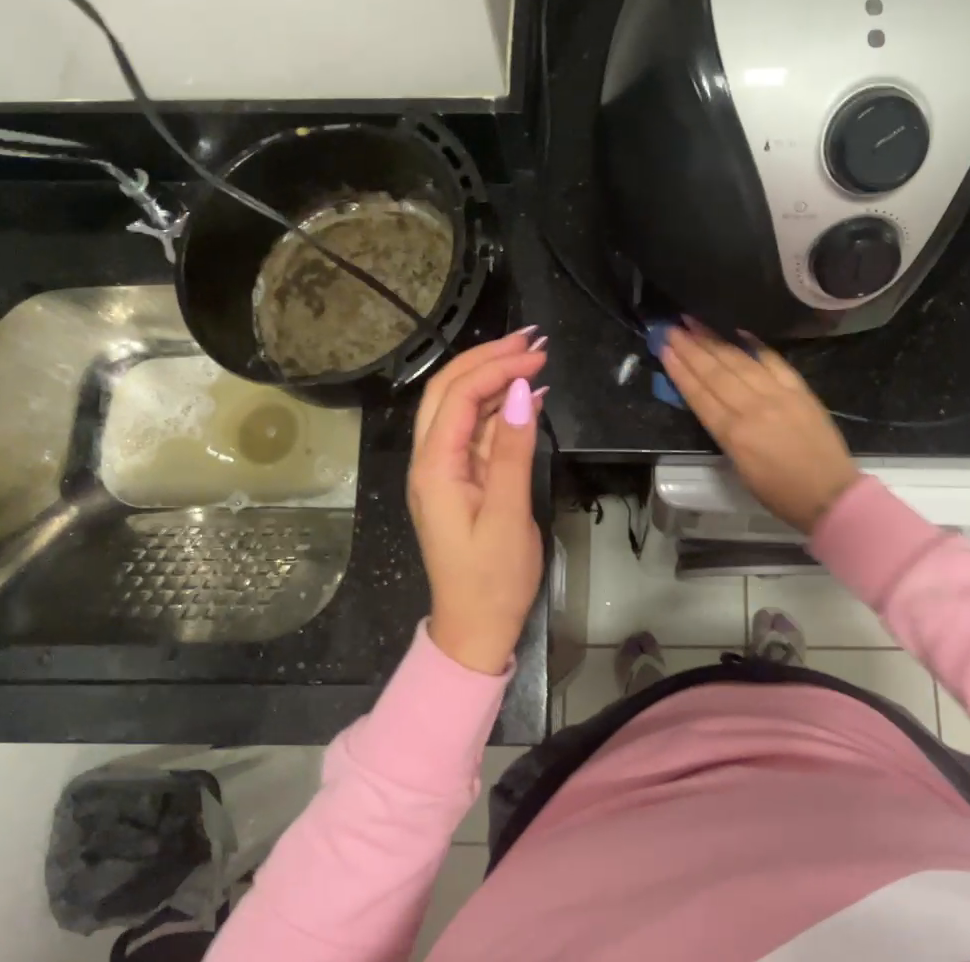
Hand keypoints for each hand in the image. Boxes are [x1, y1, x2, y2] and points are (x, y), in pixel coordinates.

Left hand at [407, 328, 547, 673]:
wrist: (476, 628)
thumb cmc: (492, 579)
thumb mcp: (508, 515)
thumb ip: (513, 451)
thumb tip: (522, 392)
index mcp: (434, 467)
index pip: (459, 397)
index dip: (496, 368)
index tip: (538, 356)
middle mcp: (430, 461)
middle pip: (449, 392)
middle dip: (487, 359)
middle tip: (532, 341)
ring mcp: (445, 471)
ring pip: (462, 409)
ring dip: (494, 380)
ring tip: (534, 358)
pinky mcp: (462, 481)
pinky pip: (477, 435)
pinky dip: (502, 412)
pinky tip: (530, 398)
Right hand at [660, 322, 858, 533]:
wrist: (829, 494)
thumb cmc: (779, 492)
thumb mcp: (739, 469)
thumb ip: (724, 433)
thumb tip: (710, 402)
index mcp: (733, 434)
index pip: (699, 395)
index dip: (680, 370)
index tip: (664, 348)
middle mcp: (753, 408)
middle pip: (715, 373)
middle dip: (691, 348)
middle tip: (671, 328)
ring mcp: (778, 395)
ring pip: (740, 362)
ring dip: (715, 340)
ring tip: (695, 322)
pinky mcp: (800, 390)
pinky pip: (773, 361)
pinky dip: (755, 346)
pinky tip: (738, 332)